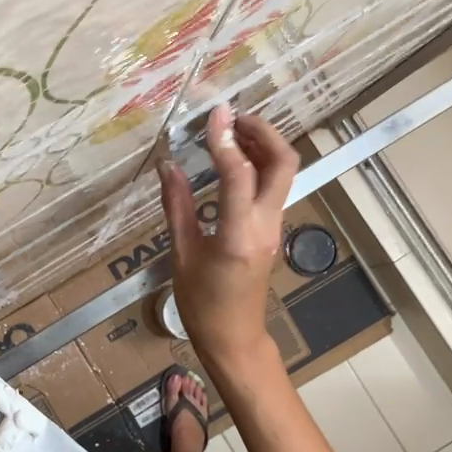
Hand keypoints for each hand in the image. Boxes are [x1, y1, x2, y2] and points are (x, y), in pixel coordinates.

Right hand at [157, 105, 297, 367]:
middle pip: (282, 163)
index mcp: (237, 235)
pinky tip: (232, 161)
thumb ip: (176, 207)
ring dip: (262, 145)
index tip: (215, 113)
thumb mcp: (181, 255)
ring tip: (229, 131)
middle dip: (262, 131)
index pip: (238, 174)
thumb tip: (168, 165)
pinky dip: (258, 164)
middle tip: (231, 118)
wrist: (233, 338)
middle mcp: (265, 226)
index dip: (226, 139)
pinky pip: (273, 187)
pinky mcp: (272, 231)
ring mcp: (274, 227)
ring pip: (282, 172)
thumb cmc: (201, 304)